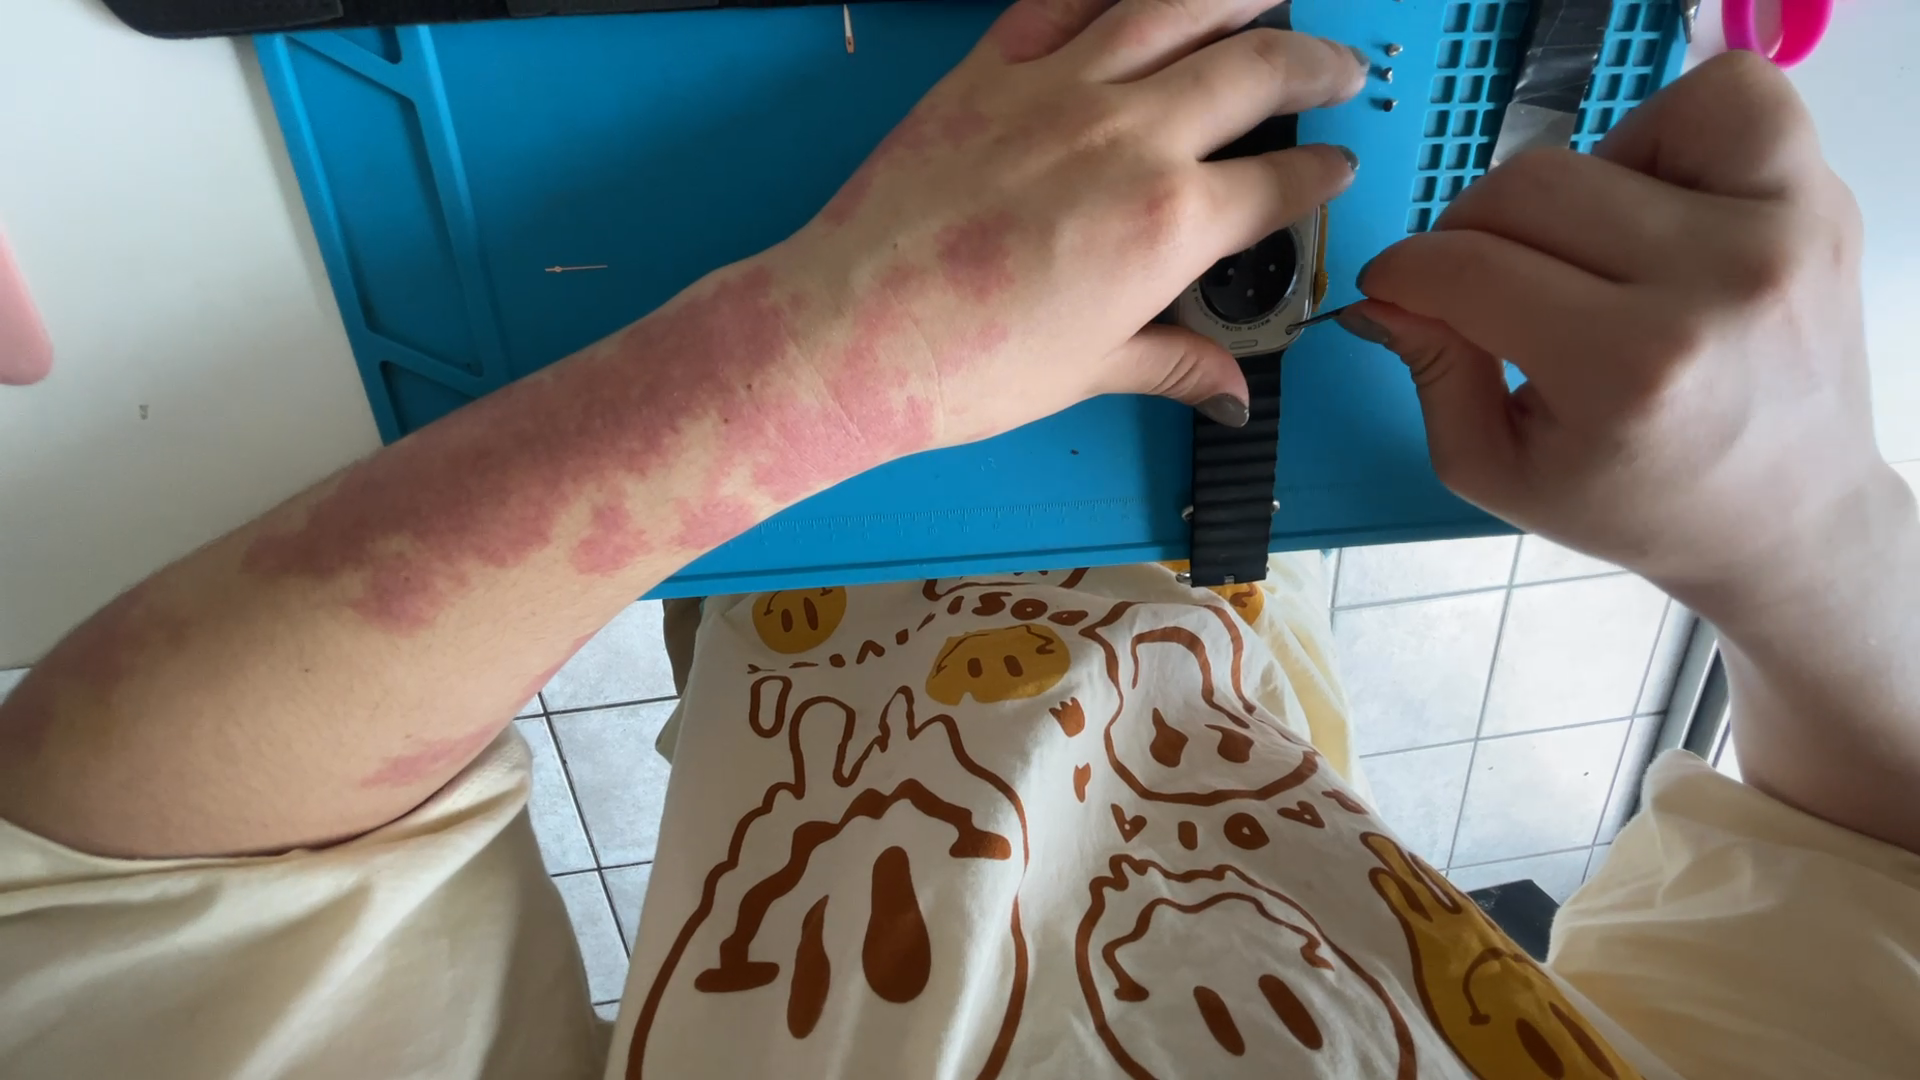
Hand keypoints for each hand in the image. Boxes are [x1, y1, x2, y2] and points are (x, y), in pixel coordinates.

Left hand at [773, 0, 1364, 451]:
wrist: (854, 335)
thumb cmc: (963, 368)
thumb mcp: (1089, 373)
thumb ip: (1174, 365)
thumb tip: (1228, 389)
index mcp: (1167, 225)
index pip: (1280, 185)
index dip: (1321, 180)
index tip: (1331, 176)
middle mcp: (1130, 139)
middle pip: (1260, 70)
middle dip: (1320, 64)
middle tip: (1342, 69)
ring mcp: (1060, 90)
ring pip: (1182, 1)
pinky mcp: (991, 69)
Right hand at [1344, 53, 1896, 596]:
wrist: (1777, 514)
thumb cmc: (1617, 503)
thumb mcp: (1487, 465)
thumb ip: (1430, 371)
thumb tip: (1376, 299)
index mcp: (1620, 367)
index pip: (1468, 270)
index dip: (1398, 271)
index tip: (1384, 290)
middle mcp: (1713, 277)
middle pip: (1526, 188)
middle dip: (1456, 232)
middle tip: (1457, 283)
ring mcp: (1784, 223)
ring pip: (1616, 132)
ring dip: (1550, 190)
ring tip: (1556, 251)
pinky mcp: (1821, 195)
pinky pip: (1726, 98)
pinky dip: (1653, 137)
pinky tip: (1633, 208)